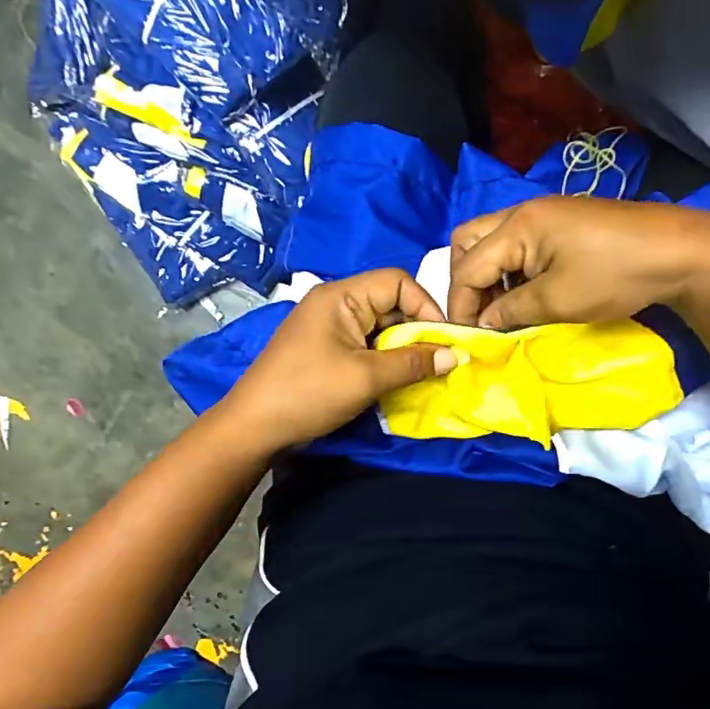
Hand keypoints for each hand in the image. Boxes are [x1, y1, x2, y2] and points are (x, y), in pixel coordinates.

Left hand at [217, 268, 458, 451]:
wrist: (254, 426)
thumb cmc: (309, 393)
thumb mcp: (366, 378)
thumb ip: (412, 363)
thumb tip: (454, 356)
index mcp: (340, 296)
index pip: (397, 281)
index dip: (426, 306)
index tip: (443, 340)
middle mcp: (334, 303)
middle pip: (389, 303)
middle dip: (416, 331)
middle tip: (435, 362)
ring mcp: (327, 327)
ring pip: (379, 327)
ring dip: (401, 349)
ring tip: (418, 374)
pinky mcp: (324, 349)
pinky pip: (364, 345)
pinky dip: (383, 360)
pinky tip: (393, 380)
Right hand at [448, 195, 709, 329]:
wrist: (679, 251)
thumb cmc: (615, 276)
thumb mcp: (557, 301)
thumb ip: (510, 311)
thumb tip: (483, 324)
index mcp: (519, 226)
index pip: (467, 267)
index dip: (461, 305)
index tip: (467, 337)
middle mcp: (523, 212)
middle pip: (468, 242)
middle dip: (464, 280)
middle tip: (479, 313)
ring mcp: (542, 215)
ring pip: (490, 242)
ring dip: (486, 275)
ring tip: (501, 308)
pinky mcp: (559, 223)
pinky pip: (515, 244)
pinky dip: (509, 269)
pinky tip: (524, 294)